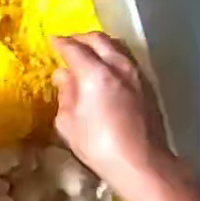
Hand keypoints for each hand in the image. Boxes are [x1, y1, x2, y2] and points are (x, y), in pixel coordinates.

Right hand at [52, 33, 175, 187]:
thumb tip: (63, 76)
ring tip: (88, 52)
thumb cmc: (98, 146)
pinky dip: (113, 56)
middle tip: (68, 43)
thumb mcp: (68, 123)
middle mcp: (119, 66)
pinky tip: (107, 68)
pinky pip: (127, 59)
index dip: (60, 43)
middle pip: (99, 39)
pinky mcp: (148, 85)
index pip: (74, 49)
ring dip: (100, 44)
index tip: (51, 41)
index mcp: (95, 74)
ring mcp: (137, 74)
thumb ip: (65, 94)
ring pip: (117, 46)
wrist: (141, 162)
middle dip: (81, 38)